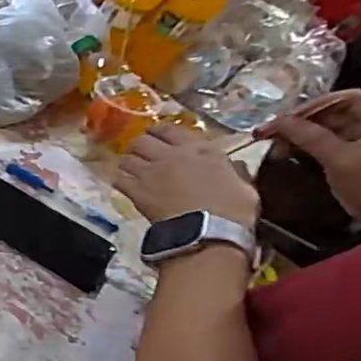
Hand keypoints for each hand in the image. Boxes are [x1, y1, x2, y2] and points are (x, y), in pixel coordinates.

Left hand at [115, 124, 259, 226]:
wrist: (209, 230)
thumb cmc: (233, 208)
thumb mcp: (242, 182)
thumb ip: (233, 169)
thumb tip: (233, 166)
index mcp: (199, 149)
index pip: (169, 129)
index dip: (158, 131)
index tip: (155, 135)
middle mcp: (170, 155)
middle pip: (141, 141)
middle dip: (139, 146)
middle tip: (140, 154)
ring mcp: (150, 172)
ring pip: (126, 159)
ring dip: (128, 163)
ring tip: (131, 170)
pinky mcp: (135, 191)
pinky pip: (118, 179)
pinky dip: (119, 181)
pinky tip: (124, 185)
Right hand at [258, 90, 360, 233]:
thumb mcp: (340, 161)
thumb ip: (310, 138)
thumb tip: (279, 122)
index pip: (348, 98)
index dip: (312, 106)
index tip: (282, 120)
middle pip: (339, 111)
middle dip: (304, 121)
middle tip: (271, 132)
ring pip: (335, 126)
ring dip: (305, 133)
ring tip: (276, 143)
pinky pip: (337, 140)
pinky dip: (314, 143)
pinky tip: (292, 150)